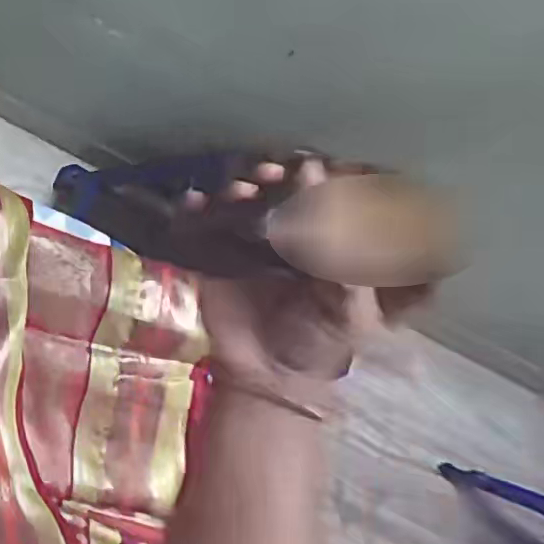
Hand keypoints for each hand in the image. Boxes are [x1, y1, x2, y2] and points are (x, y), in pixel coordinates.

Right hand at [194, 158, 428, 396]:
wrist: (264, 374)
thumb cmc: (319, 343)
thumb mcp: (350, 306)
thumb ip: (343, 258)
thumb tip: (324, 205)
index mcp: (336, 245)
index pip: (339, 195)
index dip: (335, 176)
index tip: (327, 169)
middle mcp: (294, 234)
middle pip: (288, 188)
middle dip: (282, 175)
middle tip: (273, 172)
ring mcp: (251, 241)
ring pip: (246, 198)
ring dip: (241, 185)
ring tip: (239, 189)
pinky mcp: (214, 251)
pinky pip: (200, 220)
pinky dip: (194, 206)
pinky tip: (193, 201)